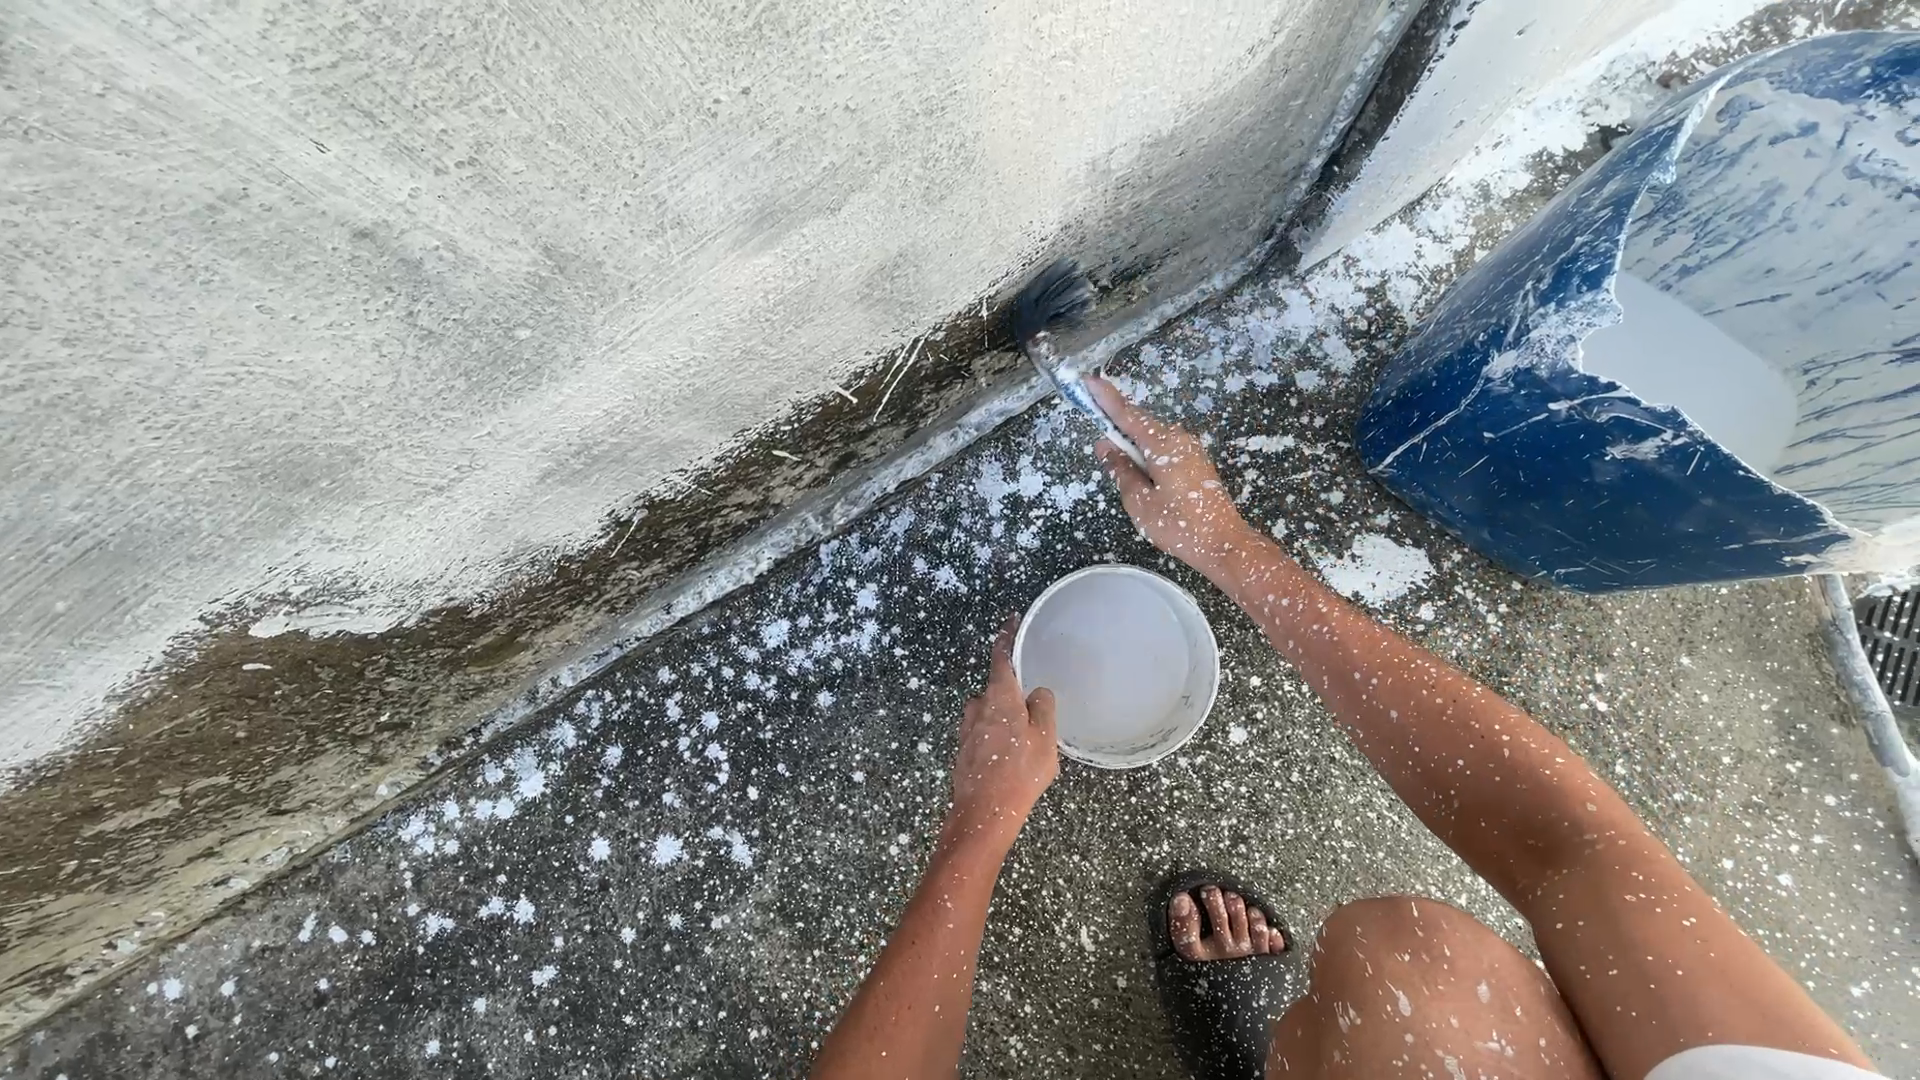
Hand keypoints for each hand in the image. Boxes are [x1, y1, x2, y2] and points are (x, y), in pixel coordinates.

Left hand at [943, 618, 1058, 857]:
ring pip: (990, 712)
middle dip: (1014, 695)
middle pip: (997, 688)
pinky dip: (997, 736)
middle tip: (1035, 714)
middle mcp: (977, 706)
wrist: (984, 814)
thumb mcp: (1045, 738)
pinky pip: (984, 731)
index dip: (1007, 635)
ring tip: (1026, 744)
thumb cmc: (1019, 773)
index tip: (1012, 620)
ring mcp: (966, 727)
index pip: (1001, 656)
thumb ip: (1043, 707)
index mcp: (999, 696)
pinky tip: (1010, 758)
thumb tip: (1037, 692)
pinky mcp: (963, 747)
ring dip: (1005, 719)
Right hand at [1088, 376, 1260, 573]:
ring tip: (1114, 456)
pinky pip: (1163, 448)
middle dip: (1116, 422)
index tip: (1088, 382)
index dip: (1106, 398)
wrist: (1222, 543)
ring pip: (1153, 437)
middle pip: (1141, 424)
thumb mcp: (1139, 501)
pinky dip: (1146, 451)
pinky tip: (1137, 467)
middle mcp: (1178, 440)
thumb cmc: (1179, 525)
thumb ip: (1121, 470)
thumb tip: (1106, 447)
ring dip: (1132, 440)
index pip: (1127, 414)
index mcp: (1162, 445)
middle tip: (1094, 424)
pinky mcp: (1195, 464)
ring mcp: (1190, 451)